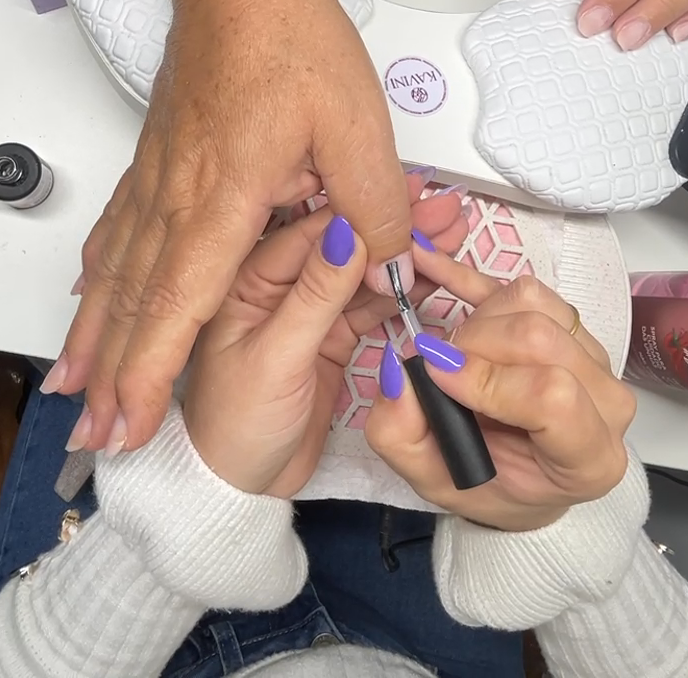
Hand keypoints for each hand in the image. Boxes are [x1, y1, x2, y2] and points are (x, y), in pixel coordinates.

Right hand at [54, 0, 413, 453]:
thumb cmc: (295, 46)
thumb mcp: (358, 130)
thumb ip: (372, 208)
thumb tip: (382, 266)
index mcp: (224, 200)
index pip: (179, 303)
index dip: (152, 371)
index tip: (127, 426)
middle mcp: (175, 197)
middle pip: (133, 298)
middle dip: (113, 373)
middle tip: (90, 431)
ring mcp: (157, 175)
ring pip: (115, 266)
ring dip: (93, 330)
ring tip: (71, 381)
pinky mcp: (158, 155)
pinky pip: (117, 225)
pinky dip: (97, 270)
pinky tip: (86, 288)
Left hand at [184, 195, 469, 496]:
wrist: (241, 490)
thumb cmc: (236, 426)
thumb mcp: (276, 357)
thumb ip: (315, 296)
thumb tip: (348, 232)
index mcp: (249, 279)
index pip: (311, 233)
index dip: (361, 214)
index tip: (407, 197)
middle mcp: (279, 285)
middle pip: (344, 247)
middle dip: (392, 227)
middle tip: (442, 208)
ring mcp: (309, 311)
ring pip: (364, 274)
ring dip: (405, 256)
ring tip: (450, 232)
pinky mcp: (332, 338)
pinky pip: (371, 307)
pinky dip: (402, 293)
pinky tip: (434, 275)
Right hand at [368, 255, 635, 531]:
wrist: (523, 476)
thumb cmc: (488, 484)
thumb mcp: (432, 481)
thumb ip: (402, 435)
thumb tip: (399, 371)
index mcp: (588, 457)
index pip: (554, 397)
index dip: (487, 379)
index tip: (435, 375)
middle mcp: (606, 402)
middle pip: (539, 338)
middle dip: (471, 344)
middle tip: (437, 366)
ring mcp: (594, 356)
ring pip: (532, 303)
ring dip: (476, 319)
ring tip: (454, 350)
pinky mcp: (569, 322)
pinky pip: (522, 285)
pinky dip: (469, 275)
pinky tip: (429, 264)